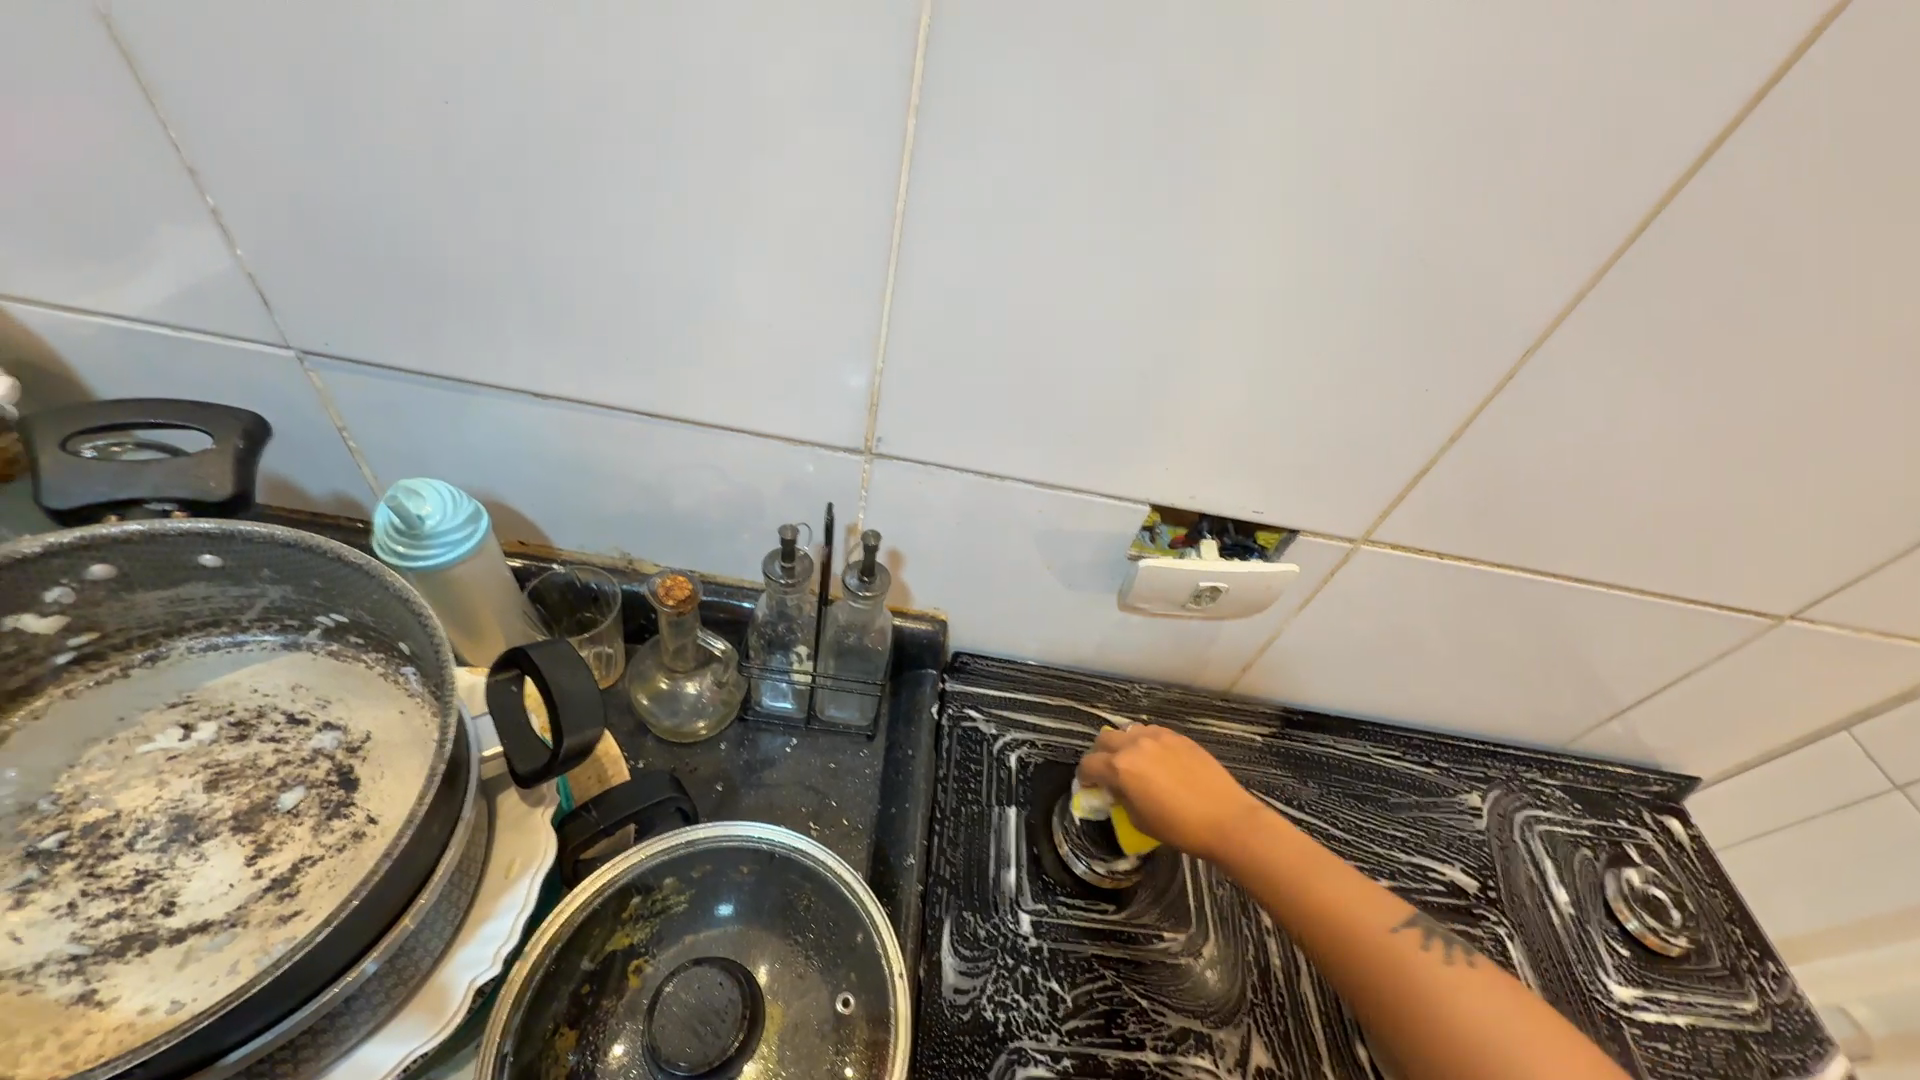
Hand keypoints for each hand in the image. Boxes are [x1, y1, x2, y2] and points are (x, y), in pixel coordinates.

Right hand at [1075, 724, 1266, 863]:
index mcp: (1120, 767)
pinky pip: (1152, 732)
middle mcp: (1135, 744)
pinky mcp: (1179, 737)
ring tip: (1132, 762)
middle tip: (1107, 772)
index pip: (1089, 764)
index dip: (1085, 776)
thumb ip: (1121, 799)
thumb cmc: (1180, 827)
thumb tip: (1117, 790)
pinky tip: (1156, 759)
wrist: (1226, 818)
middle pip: (1104, 739)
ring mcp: (1159, 736)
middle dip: (1100, 755)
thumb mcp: (1139, 820)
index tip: (1090, 786)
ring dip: (1123, 745)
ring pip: (1128, 731)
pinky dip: (1145, 742)